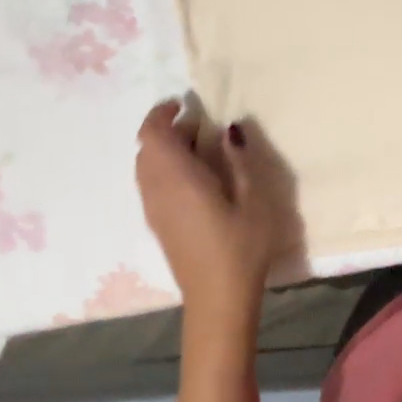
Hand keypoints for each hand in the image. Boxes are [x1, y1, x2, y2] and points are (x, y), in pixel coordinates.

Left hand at [134, 98, 296, 316]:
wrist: (218, 297)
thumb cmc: (241, 246)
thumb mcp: (255, 200)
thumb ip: (240, 160)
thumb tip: (229, 130)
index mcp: (177, 176)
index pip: (153, 132)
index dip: (163, 112)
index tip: (187, 105)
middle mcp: (156, 188)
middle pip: (147, 148)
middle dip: (168, 131)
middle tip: (203, 128)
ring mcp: (154, 209)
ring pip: (146, 167)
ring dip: (166, 151)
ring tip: (201, 152)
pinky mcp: (158, 225)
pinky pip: (152, 184)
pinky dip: (166, 170)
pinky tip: (197, 182)